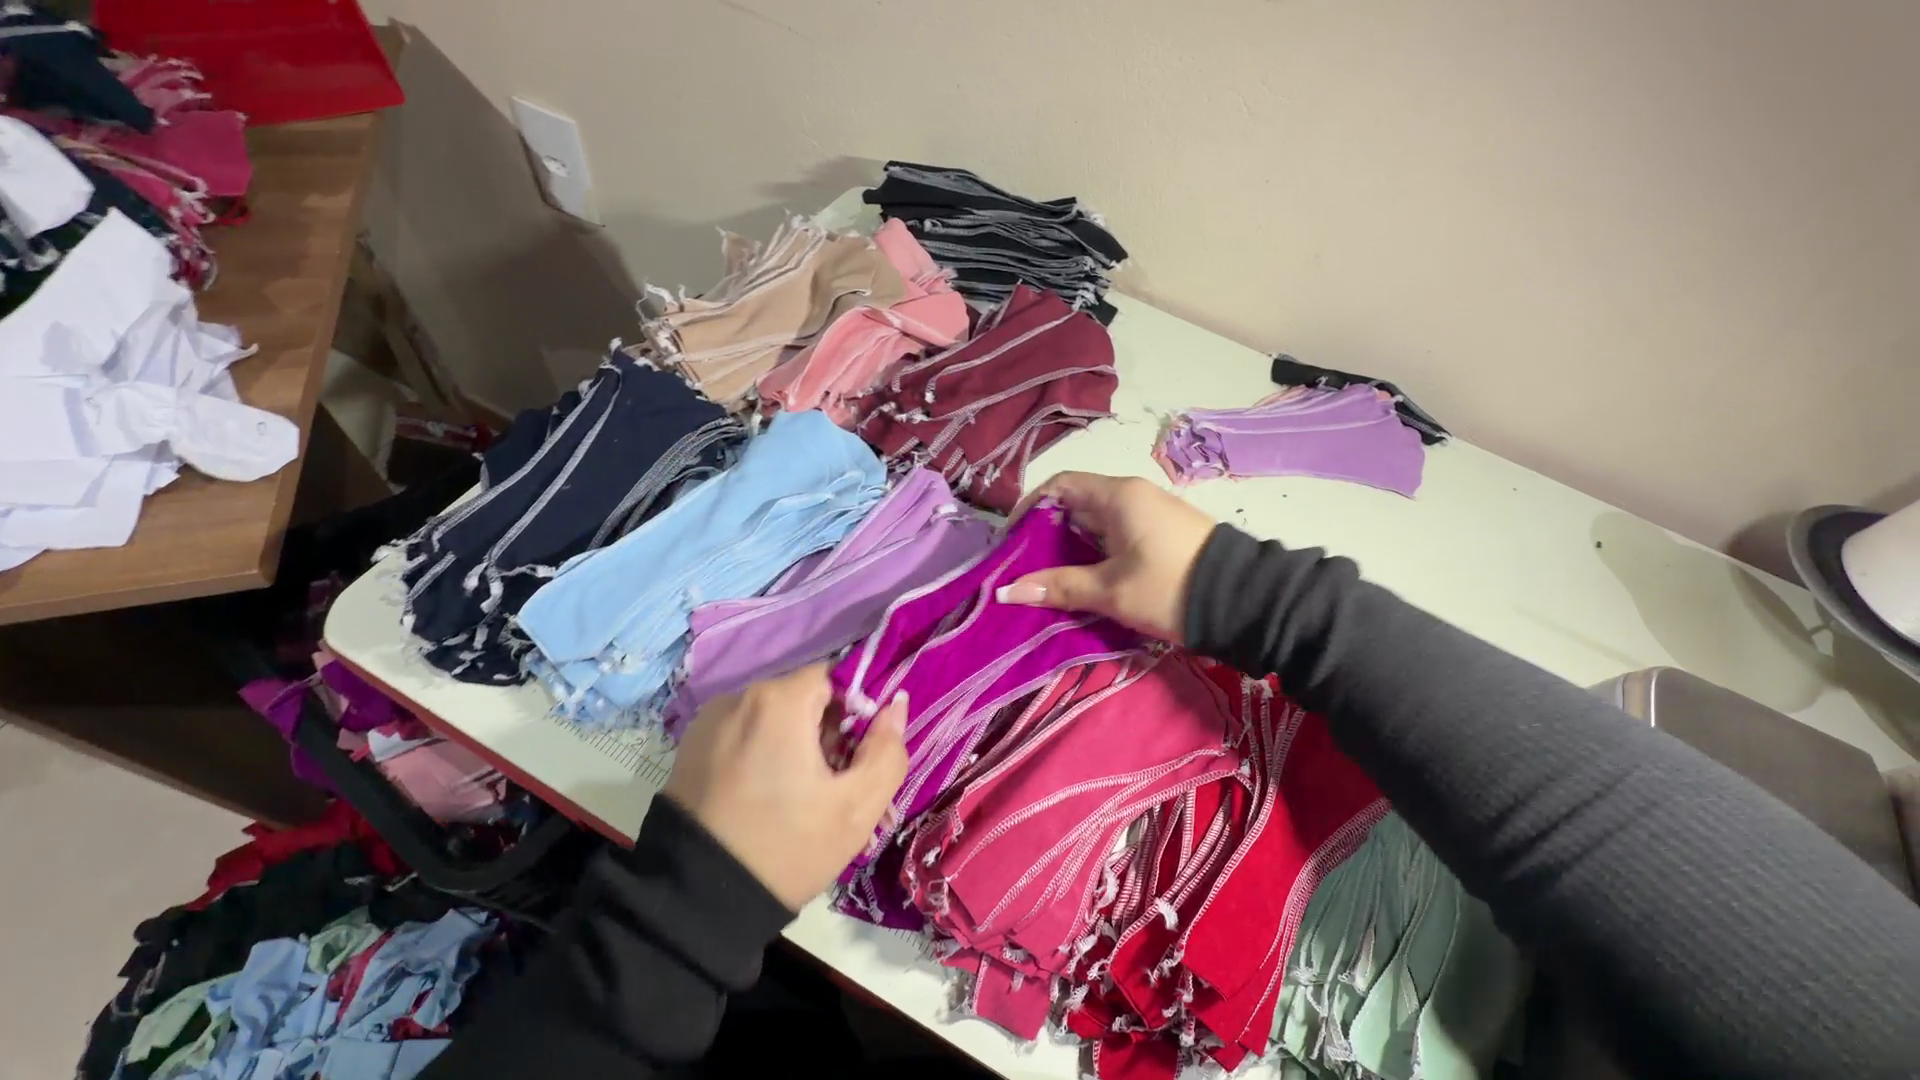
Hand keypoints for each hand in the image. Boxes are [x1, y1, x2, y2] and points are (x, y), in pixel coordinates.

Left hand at [663, 664, 908, 910]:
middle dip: (826, 734)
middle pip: (803, 698)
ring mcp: (708, 722)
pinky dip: (761, 756)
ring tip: (797, 799)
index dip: (856, 712)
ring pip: (772, 719)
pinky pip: (742, 737)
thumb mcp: (856, 808)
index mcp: (779, 701)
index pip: (835, 678)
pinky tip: (763, 800)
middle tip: (833, 787)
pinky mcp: (689, 748)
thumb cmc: (787, 847)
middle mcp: (739, 697)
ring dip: (793, 745)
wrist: (697, 901)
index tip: (856, 756)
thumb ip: (887, 751)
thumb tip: (896, 705)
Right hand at [995, 472, 1216, 643]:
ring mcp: (1151, 515)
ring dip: (1072, 548)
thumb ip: (1059, 587)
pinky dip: (1095, 555)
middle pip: (1077, 504)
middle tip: (1025, 567)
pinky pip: (1117, 537)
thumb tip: (1007, 590)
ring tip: (1050, 580)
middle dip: (1047, 534)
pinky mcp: (1163, 536)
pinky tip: (1086, 582)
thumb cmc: (1169, 587)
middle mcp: (1134, 496)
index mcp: (1119, 496)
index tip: (1013, 540)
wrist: (1245, 604)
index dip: (1031, 508)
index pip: (1061, 485)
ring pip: (1097, 524)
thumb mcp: (1111, 591)